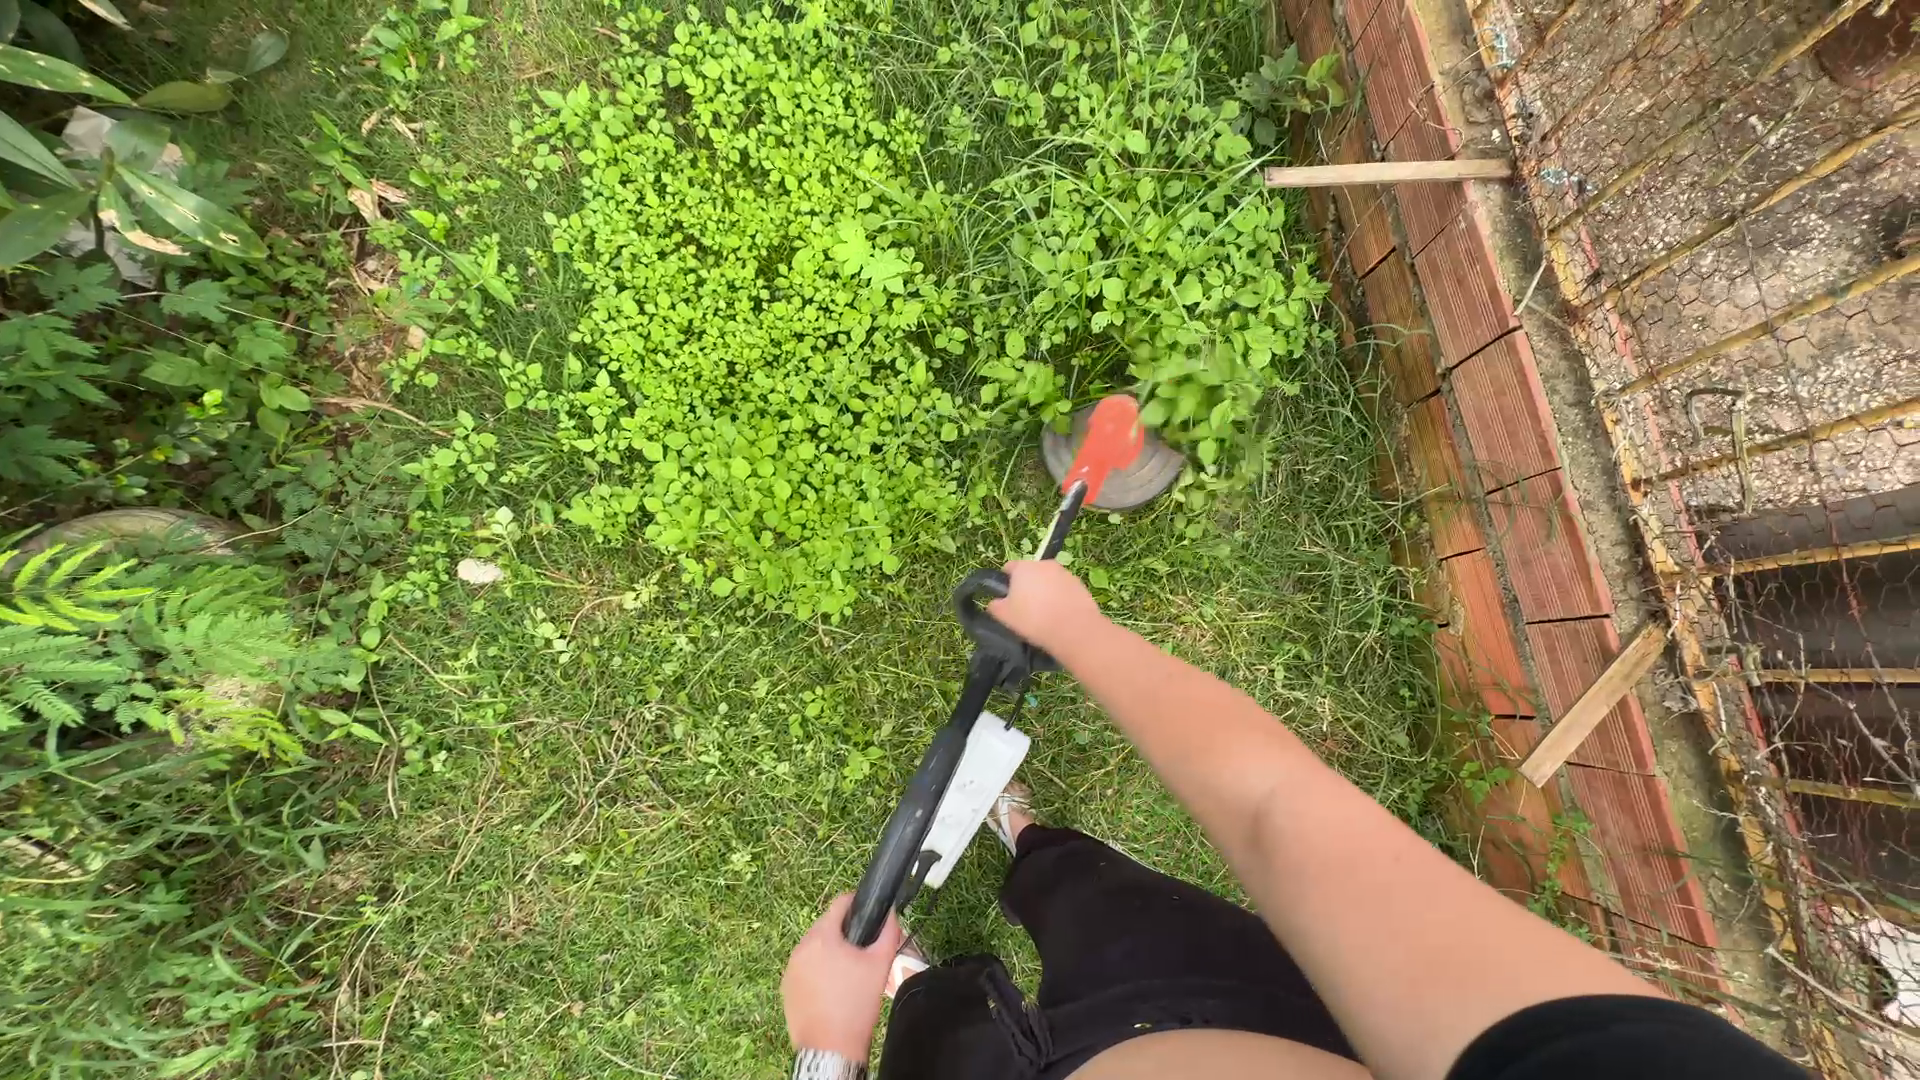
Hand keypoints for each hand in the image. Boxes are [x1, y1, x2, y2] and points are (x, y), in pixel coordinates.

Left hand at [781, 894, 902, 1059]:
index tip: (870, 915)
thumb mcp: (880, 964)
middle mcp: (801, 947)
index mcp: (822, 936)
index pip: (840, 903)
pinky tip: (833, 989)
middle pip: (827, 926)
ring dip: (831, 952)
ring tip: (849, 973)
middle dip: (845, 933)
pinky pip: (805, 968)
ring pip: (816, 948)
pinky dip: (818, 971)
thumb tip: (890, 915)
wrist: (831, 1050)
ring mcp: (790, 969)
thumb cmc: (856, 1006)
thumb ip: (888, 932)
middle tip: (862, 952)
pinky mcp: (787, 989)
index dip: (858, 904)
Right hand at [987, 559, 1104, 654]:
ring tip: (1044, 614)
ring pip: (1048, 580)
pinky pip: (1064, 589)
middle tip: (1025, 608)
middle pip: (1030, 573)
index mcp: (1023, 567)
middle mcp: (1044, 564)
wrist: (1073, 630)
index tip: (1006, 597)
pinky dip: (1061, 597)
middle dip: (1027, 586)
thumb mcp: (1004, 616)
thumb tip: (994, 602)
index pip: (1009, 567)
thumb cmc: (1033, 620)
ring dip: (1045, 591)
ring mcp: (1064, 573)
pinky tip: (1060, 615)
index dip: (1005, 581)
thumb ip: (995, 605)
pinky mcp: (1079, 584)